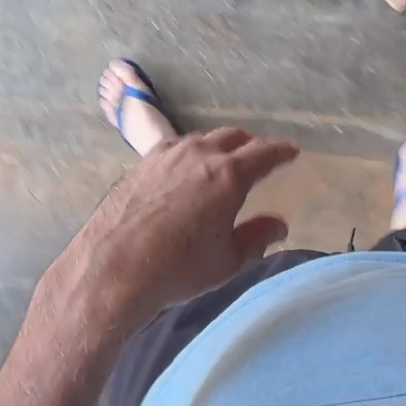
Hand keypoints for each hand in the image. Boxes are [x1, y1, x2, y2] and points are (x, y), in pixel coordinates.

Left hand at [46, 128, 298, 324]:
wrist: (114, 266)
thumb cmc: (178, 268)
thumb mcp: (227, 261)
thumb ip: (256, 237)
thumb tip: (278, 224)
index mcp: (229, 175)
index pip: (264, 153)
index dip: (281, 151)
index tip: (292, 151)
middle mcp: (200, 154)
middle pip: (233, 137)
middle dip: (250, 145)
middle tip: (259, 157)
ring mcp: (168, 153)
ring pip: (203, 139)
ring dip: (219, 146)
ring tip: (222, 161)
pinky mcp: (144, 160)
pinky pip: (176, 146)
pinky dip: (191, 152)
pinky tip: (185, 169)